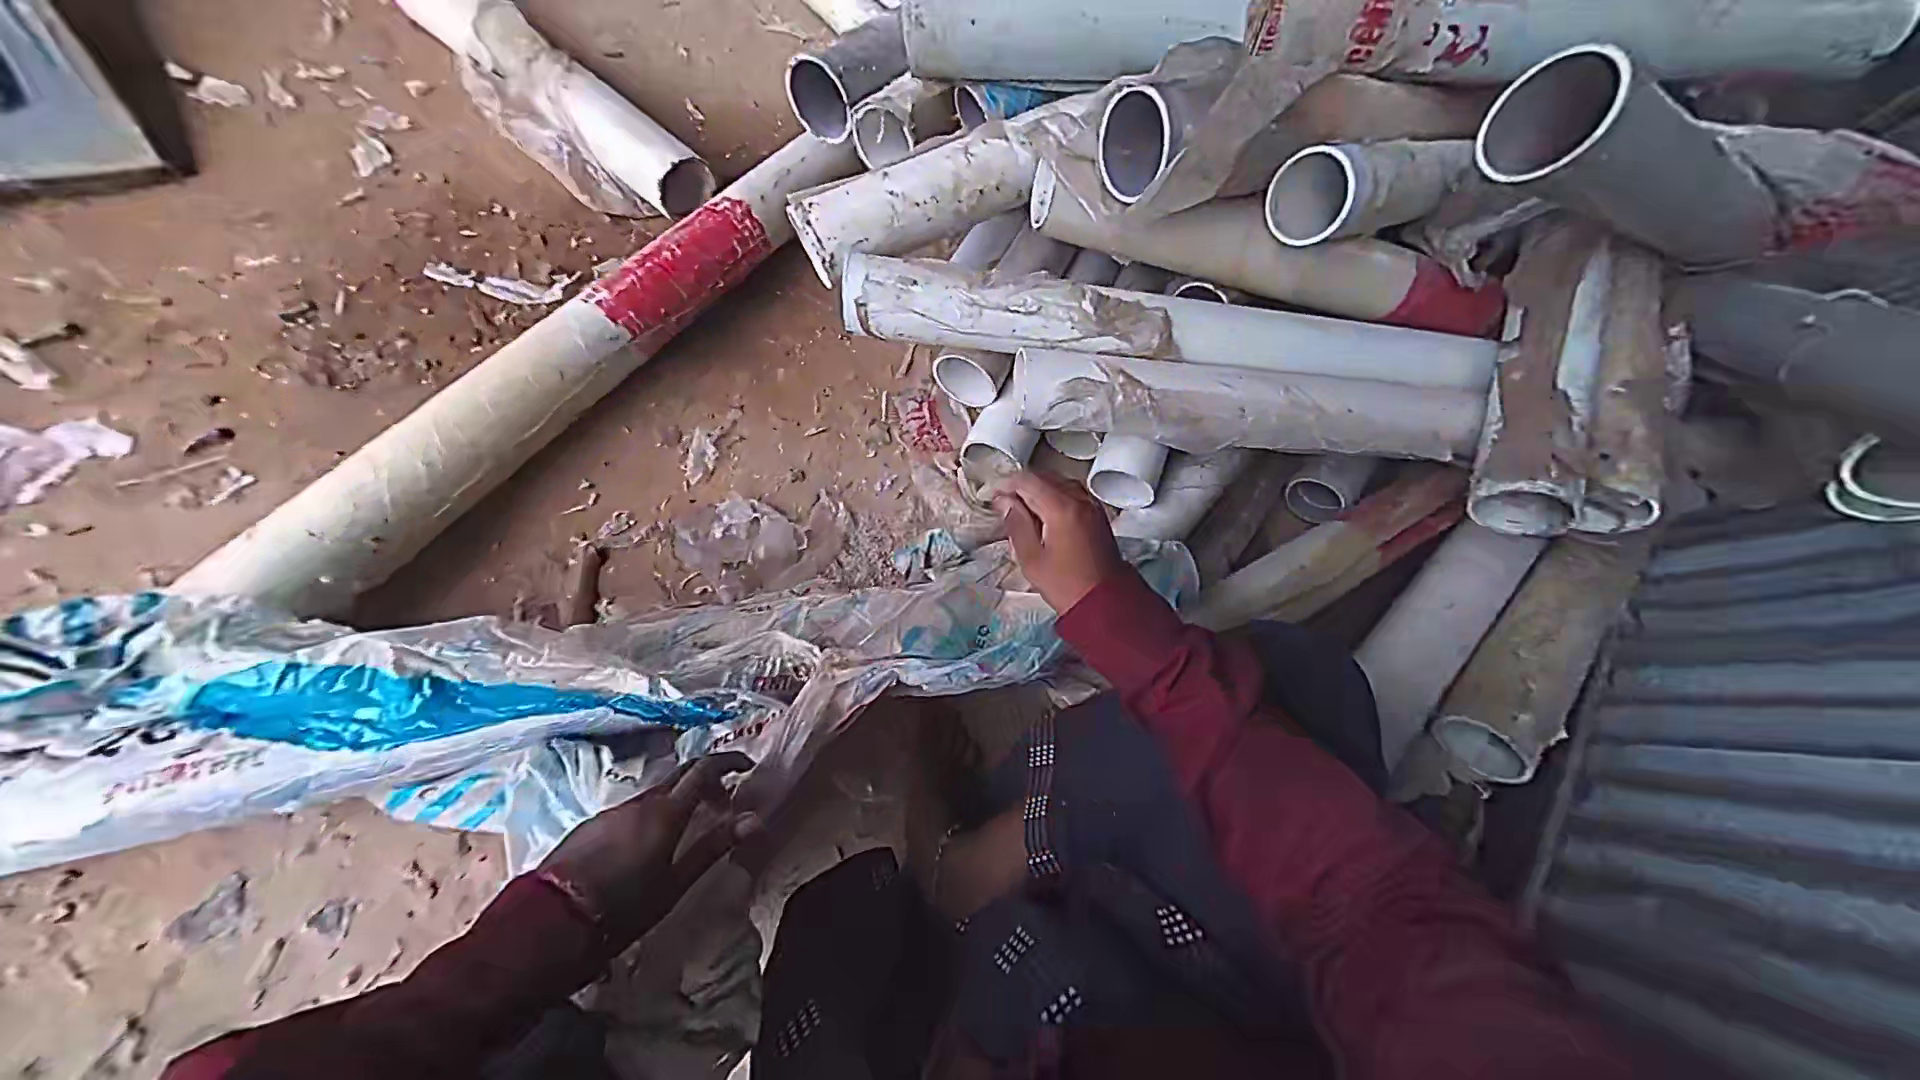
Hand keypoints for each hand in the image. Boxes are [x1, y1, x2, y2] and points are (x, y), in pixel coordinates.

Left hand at [537, 751, 758, 942]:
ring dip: (678, 799)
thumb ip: (714, 847)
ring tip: (688, 828)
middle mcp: (640, 802)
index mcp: (666, 811)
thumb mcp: (675, 883)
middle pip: (681, 774)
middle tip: (723, 800)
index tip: (746, 767)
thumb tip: (754, 820)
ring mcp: (612, 812)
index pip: (704, 768)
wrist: (546, 927)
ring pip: (655, 793)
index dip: (728, 761)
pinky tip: (648, 845)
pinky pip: (631, 810)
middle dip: (707, 778)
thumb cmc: (622, 908)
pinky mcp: (590, 827)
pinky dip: (651, 814)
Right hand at [989, 469, 1128, 613]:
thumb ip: (1016, 524)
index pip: (1029, 480)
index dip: (1007, 484)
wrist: (1106, 601)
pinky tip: (1045, 514)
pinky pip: (1073, 493)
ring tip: (1023, 510)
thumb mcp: (1032, 558)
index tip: (994, 497)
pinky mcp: (1098, 515)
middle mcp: (1080, 499)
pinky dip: (1055, 495)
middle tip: (1005, 504)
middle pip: (1045, 477)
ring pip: (1060, 482)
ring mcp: (1092, 505)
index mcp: (1061, 508)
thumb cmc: (1064, 584)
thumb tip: (1004, 501)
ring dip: (1039, 489)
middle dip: (1022, 485)